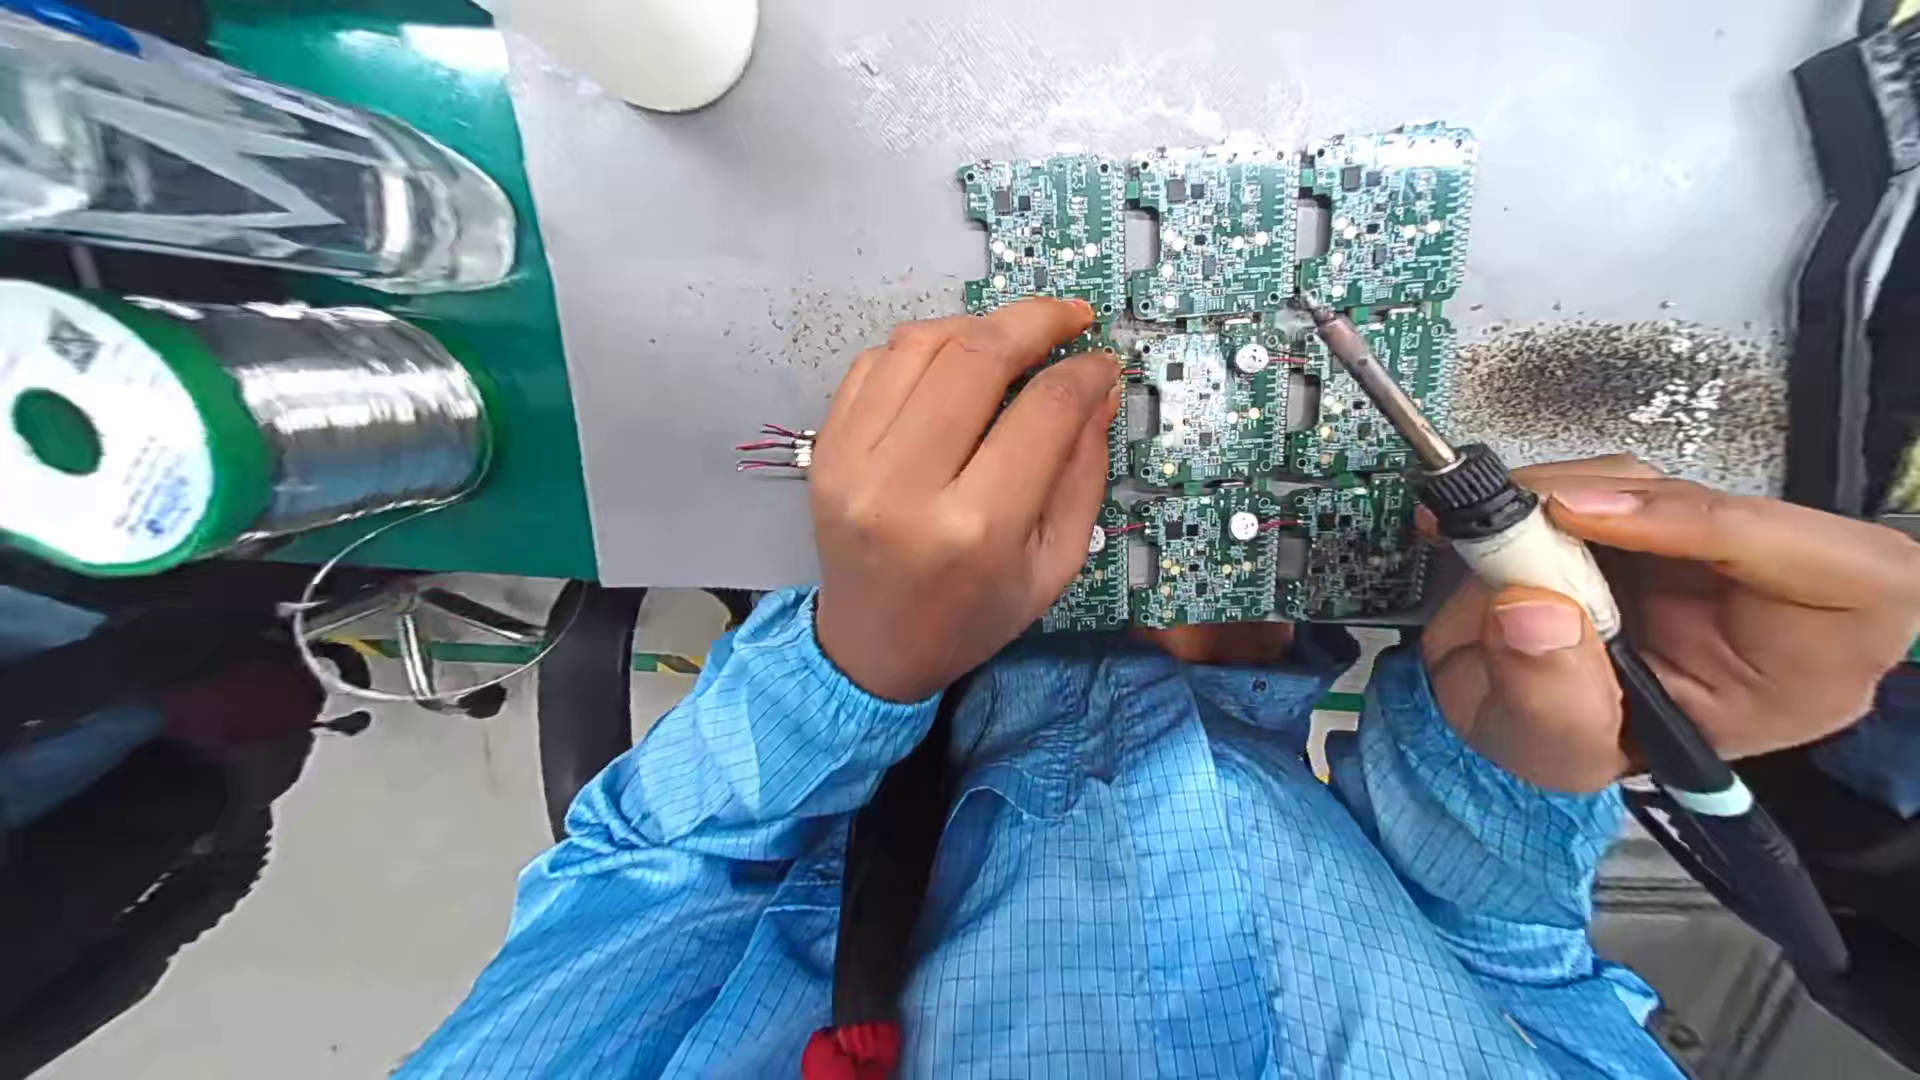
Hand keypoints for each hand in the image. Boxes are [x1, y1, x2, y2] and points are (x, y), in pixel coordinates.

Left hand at [809, 298, 1120, 701]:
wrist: (873, 646)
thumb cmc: (972, 617)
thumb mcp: (1053, 565)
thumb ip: (1083, 474)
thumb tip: (1097, 387)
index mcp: (976, 528)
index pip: (1044, 412)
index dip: (1085, 371)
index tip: (1103, 361)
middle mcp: (905, 486)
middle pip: (975, 357)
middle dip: (1035, 320)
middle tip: (1068, 317)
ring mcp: (851, 462)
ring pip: (920, 344)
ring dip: (976, 325)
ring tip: (1011, 338)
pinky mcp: (824, 450)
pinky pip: (874, 363)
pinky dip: (922, 347)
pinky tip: (951, 365)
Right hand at [1421, 455, 1919, 792]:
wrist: (1490, 709)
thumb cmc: (1542, 743)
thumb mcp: (1546, 749)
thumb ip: (1548, 697)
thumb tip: (1530, 606)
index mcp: (1789, 671)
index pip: (1846, 575)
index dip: (1723, 527)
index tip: (1582, 518)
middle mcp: (1752, 597)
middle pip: (1727, 508)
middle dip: (1605, 503)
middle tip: (1502, 519)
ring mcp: (1680, 554)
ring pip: (1646, 483)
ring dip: (1548, 492)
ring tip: (1466, 524)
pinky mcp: (1615, 528)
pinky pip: (1585, 484)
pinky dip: (1518, 491)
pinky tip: (1465, 517)